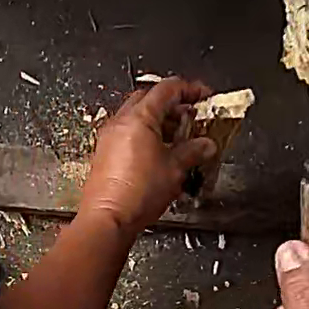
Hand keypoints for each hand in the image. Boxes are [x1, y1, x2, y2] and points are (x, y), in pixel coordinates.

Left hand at [80, 77, 218, 234]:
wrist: (107, 219)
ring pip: (136, 119)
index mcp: (138, 118)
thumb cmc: (137, 193)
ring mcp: (108, 140)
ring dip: (158, 123)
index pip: (167, 89)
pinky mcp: (103, 156)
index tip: (204, 97)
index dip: (190, 89)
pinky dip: (144, 138)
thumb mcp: (175, 169)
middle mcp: (119, 124)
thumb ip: (194, 151)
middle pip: (149, 100)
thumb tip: (205, 145)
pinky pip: (126, 137)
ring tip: (178, 139)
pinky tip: (158, 154)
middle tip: (191, 118)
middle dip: (172, 106)